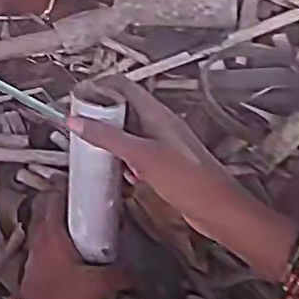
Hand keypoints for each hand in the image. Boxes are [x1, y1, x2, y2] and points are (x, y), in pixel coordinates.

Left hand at [18, 193, 126, 298]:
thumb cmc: (62, 297)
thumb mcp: (98, 284)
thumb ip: (121, 273)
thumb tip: (137, 270)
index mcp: (52, 229)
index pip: (57, 194)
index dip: (72, 185)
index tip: (90, 184)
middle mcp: (41, 234)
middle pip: (54, 208)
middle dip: (74, 205)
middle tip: (95, 206)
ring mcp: (37, 249)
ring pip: (52, 226)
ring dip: (69, 224)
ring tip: (91, 228)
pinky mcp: (38, 265)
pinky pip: (51, 243)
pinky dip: (64, 242)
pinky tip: (80, 253)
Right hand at [66, 76, 289, 274]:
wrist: (220, 212)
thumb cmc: (190, 181)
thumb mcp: (141, 156)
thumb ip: (107, 137)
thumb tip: (78, 122)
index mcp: (157, 114)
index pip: (123, 86)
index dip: (100, 87)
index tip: (79, 98)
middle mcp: (161, 125)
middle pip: (124, 108)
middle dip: (101, 114)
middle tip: (81, 124)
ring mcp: (164, 144)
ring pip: (130, 131)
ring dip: (111, 138)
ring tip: (94, 147)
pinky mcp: (166, 163)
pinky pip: (138, 152)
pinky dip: (124, 158)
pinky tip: (121, 172)